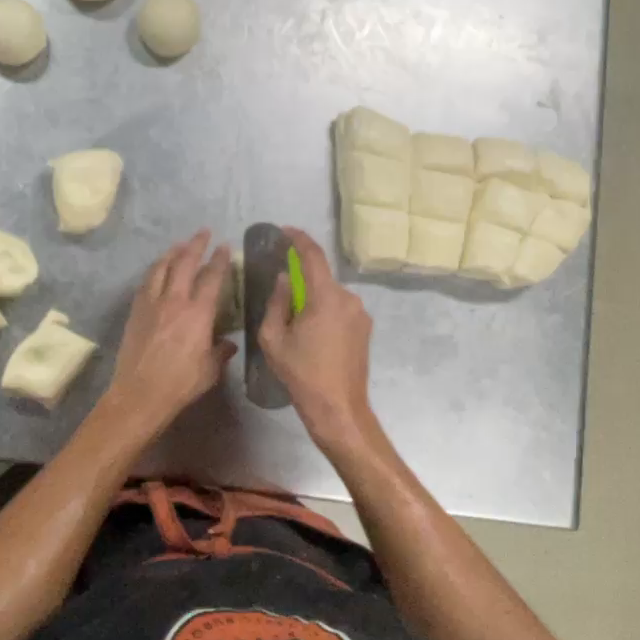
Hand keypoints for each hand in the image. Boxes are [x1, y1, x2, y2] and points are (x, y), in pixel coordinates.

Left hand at [105, 230, 236, 429]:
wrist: (140, 394)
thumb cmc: (180, 384)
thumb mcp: (209, 370)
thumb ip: (220, 352)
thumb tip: (228, 344)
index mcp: (198, 314)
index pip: (212, 278)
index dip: (220, 260)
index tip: (224, 247)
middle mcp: (174, 301)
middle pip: (185, 263)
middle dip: (196, 245)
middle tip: (203, 233)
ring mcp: (151, 304)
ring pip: (162, 268)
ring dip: (173, 253)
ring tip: (180, 245)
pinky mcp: (136, 311)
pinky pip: (146, 282)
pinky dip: (155, 270)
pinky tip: (158, 269)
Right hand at [258, 227, 374, 445]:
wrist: (338, 408)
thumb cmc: (301, 374)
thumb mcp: (274, 338)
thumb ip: (277, 302)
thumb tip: (283, 279)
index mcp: (326, 297)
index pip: (313, 256)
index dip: (298, 239)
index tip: (284, 231)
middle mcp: (348, 299)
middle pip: (320, 279)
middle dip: (300, 282)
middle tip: (280, 298)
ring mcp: (361, 314)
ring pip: (330, 296)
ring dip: (312, 302)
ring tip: (295, 328)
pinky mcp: (365, 330)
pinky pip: (339, 311)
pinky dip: (324, 315)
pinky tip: (312, 338)